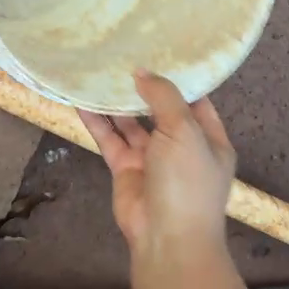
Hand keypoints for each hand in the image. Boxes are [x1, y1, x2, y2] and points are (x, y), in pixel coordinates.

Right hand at [79, 71, 236, 261]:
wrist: (167, 238)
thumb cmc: (187, 181)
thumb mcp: (185, 131)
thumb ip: (164, 97)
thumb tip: (142, 72)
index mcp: (208, 139)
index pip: (195, 100)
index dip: (178, 77)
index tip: (156, 49)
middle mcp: (180, 146)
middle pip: (158, 108)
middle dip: (142, 85)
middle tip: (120, 53)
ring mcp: (152, 158)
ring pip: (130, 121)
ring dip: (115, 100)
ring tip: (97, 69)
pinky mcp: (125, 167)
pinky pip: (109, 137)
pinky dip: (96, 119)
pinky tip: (80, 98)